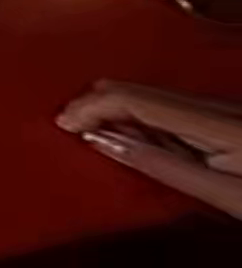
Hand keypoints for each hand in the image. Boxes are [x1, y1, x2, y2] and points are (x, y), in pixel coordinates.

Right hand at [58, 80, 241, 218]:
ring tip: (123, 142)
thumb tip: (96, 139)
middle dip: (99, 108)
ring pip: (150, 95)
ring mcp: (231, 108)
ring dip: (125, 114)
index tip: (63, 124)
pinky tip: (158, 141)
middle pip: (133, 90)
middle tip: (84, 131)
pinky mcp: (234, 114)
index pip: (125, 97)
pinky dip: (150, 119)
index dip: (85, 107)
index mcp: (218, 122)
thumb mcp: (232, 198)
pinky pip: (172, 104)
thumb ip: (162, 165)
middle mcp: (222, 106)